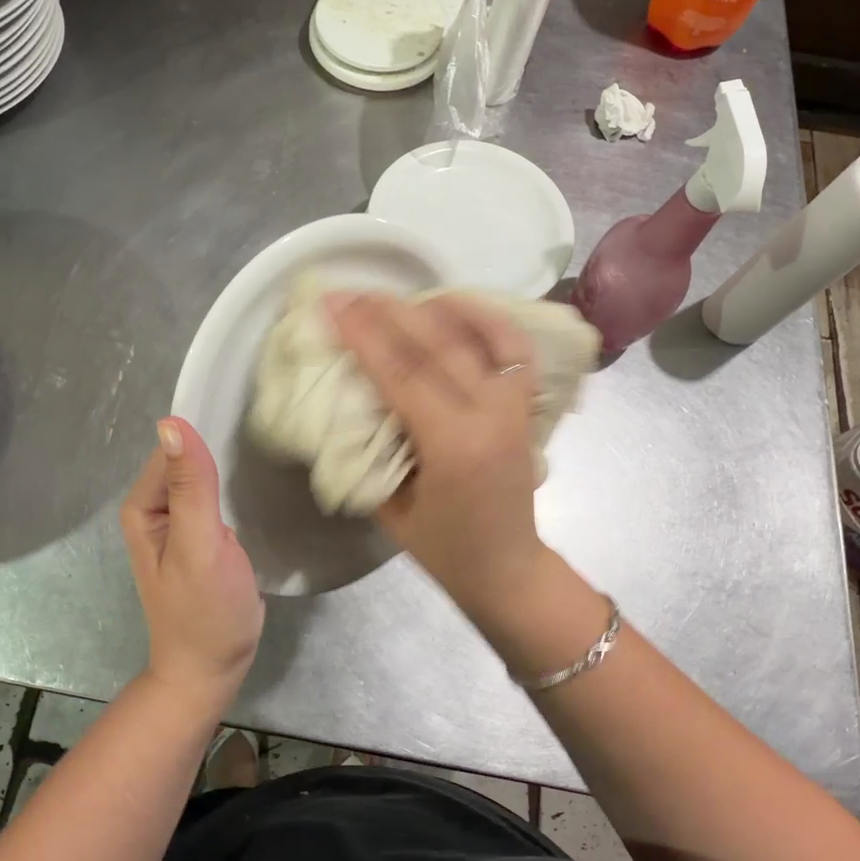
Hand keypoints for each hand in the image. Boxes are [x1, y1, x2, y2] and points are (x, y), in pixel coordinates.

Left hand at [119, 417, 264, 706]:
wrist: (213, 668)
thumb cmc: (205, 611)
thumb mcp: (199, 545)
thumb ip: (190, 486)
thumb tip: (171, 422)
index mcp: (144, 505)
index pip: (174, 448)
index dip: (207, 434)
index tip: (250, 424)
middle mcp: (157, 508)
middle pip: (189, 458)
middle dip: (221, 449)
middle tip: (270, 440)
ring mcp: (181, 522)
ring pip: (206, 476)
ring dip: (232, 468)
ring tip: (272, 455)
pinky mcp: (204, 535)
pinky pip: (217, 497)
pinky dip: (236, 490)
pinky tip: (261, 486)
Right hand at [330, 293, 548, 604]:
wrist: (508, 568)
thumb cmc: (443, 549)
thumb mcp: (390, 506)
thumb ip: (371, 448)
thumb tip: (346, 398)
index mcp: (452, 446)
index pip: (403, 373)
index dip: (364, 336)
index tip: (332, 307)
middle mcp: (490, 415)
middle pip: (437, 344)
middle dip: (387, 312)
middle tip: (349, 292)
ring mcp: (516, 405)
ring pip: (479, 335)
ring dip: (433, 307)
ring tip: (395, 296)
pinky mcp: (527, 404)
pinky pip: (512, 346)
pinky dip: (485, 318)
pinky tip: (454, 303)